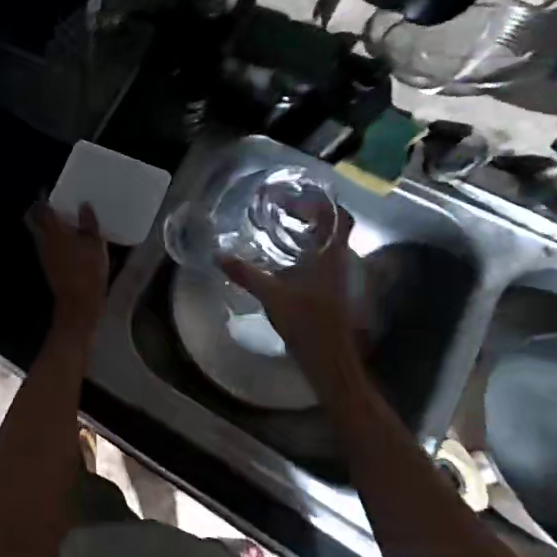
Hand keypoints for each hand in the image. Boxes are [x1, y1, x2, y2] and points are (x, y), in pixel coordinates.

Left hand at [28, 200, 107, 328]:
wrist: (78, 303)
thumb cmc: (88, 271)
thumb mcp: (95, 244)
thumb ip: (89, 223)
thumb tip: (84, 205)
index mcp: (55, 232)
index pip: (43, 210)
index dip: (43, 198)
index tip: (48, 191)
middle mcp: (44, 241)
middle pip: (35, 221)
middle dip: (40, 211)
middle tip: (53, 204)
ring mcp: (44, 255)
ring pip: (40, 233)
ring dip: (47, 225)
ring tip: (63, 220)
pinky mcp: (49, 266)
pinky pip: (46, 245)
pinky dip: (53, 238)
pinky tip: (67, 240)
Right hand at [219, 208, 357, 368]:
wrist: (328, 360)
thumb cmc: (306, 323)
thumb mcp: (271, 295)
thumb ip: (246, 273)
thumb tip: (218, 254)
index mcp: (331, 256)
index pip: (338, 217)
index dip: (320, 202)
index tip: (294, 196)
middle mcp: (338, 262)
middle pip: (333, 227)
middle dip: (310, 214)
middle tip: (281, 209)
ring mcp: (336, 277)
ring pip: (327, 244)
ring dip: (308, 233)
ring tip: (279, 227)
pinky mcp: (330, 291)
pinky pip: (321, 259)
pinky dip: (305, 251)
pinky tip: (283, 258)